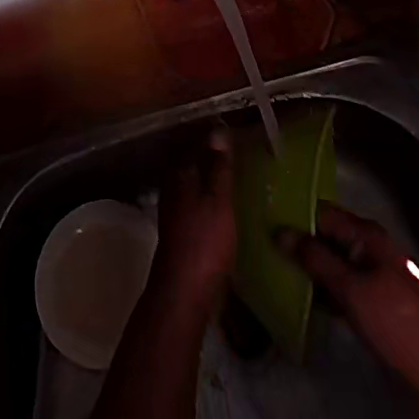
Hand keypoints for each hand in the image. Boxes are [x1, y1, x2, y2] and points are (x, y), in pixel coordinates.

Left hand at [151, 127, 234, 308]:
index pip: (194, 144)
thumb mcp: (217, 200)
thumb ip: (217, 167)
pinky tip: (230, 206)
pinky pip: (199, 202)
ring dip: (214, 177)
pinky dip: (214, 198)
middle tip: (245, 152)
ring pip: (196, 183)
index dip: (213, 137)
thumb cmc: (204, 240)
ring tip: (244, 176)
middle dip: (214, 156)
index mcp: (179, 174)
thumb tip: (218, 131)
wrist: (186, 287)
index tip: (238, 130)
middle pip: (194, 163)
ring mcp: (176, 208)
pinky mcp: (183, 228)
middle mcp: (173, 186)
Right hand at [277, 204, 418, 418]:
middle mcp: (369, 247)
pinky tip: (297, 291)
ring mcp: (372, 272)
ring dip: (305, 263)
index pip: (320, 210)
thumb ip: (314, 257)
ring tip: (270, 264)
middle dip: (294, 239)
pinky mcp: (372, 297)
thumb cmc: (398, 324)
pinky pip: (337, 280)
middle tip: (258, 242)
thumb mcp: (351, 289)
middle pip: (323, 234)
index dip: (291, 212)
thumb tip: (278, 230)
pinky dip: (319, 284)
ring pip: (329, 258)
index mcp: (367, 235)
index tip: (259, 216)